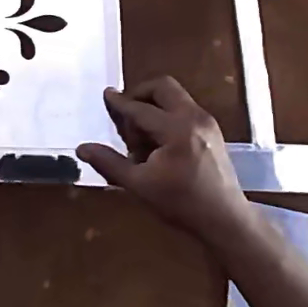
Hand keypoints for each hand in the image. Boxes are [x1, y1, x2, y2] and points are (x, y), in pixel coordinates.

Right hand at [76, 78, 260, 240]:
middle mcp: (194, 117)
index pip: (140, 109)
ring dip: (154, 105)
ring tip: (141, 136)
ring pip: (176, 97)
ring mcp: (207, 122)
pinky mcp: (213, 130)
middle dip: (140, 94)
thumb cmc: (181, 204)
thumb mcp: (140, 185)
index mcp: (176, 129)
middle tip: (126, 113)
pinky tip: (159, 143)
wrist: (225, 219)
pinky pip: (185, 108)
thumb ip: (110, 163)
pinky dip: (168, 114)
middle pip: (163, 87)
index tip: (106, 94)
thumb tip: (82, 148)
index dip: (120, 103)